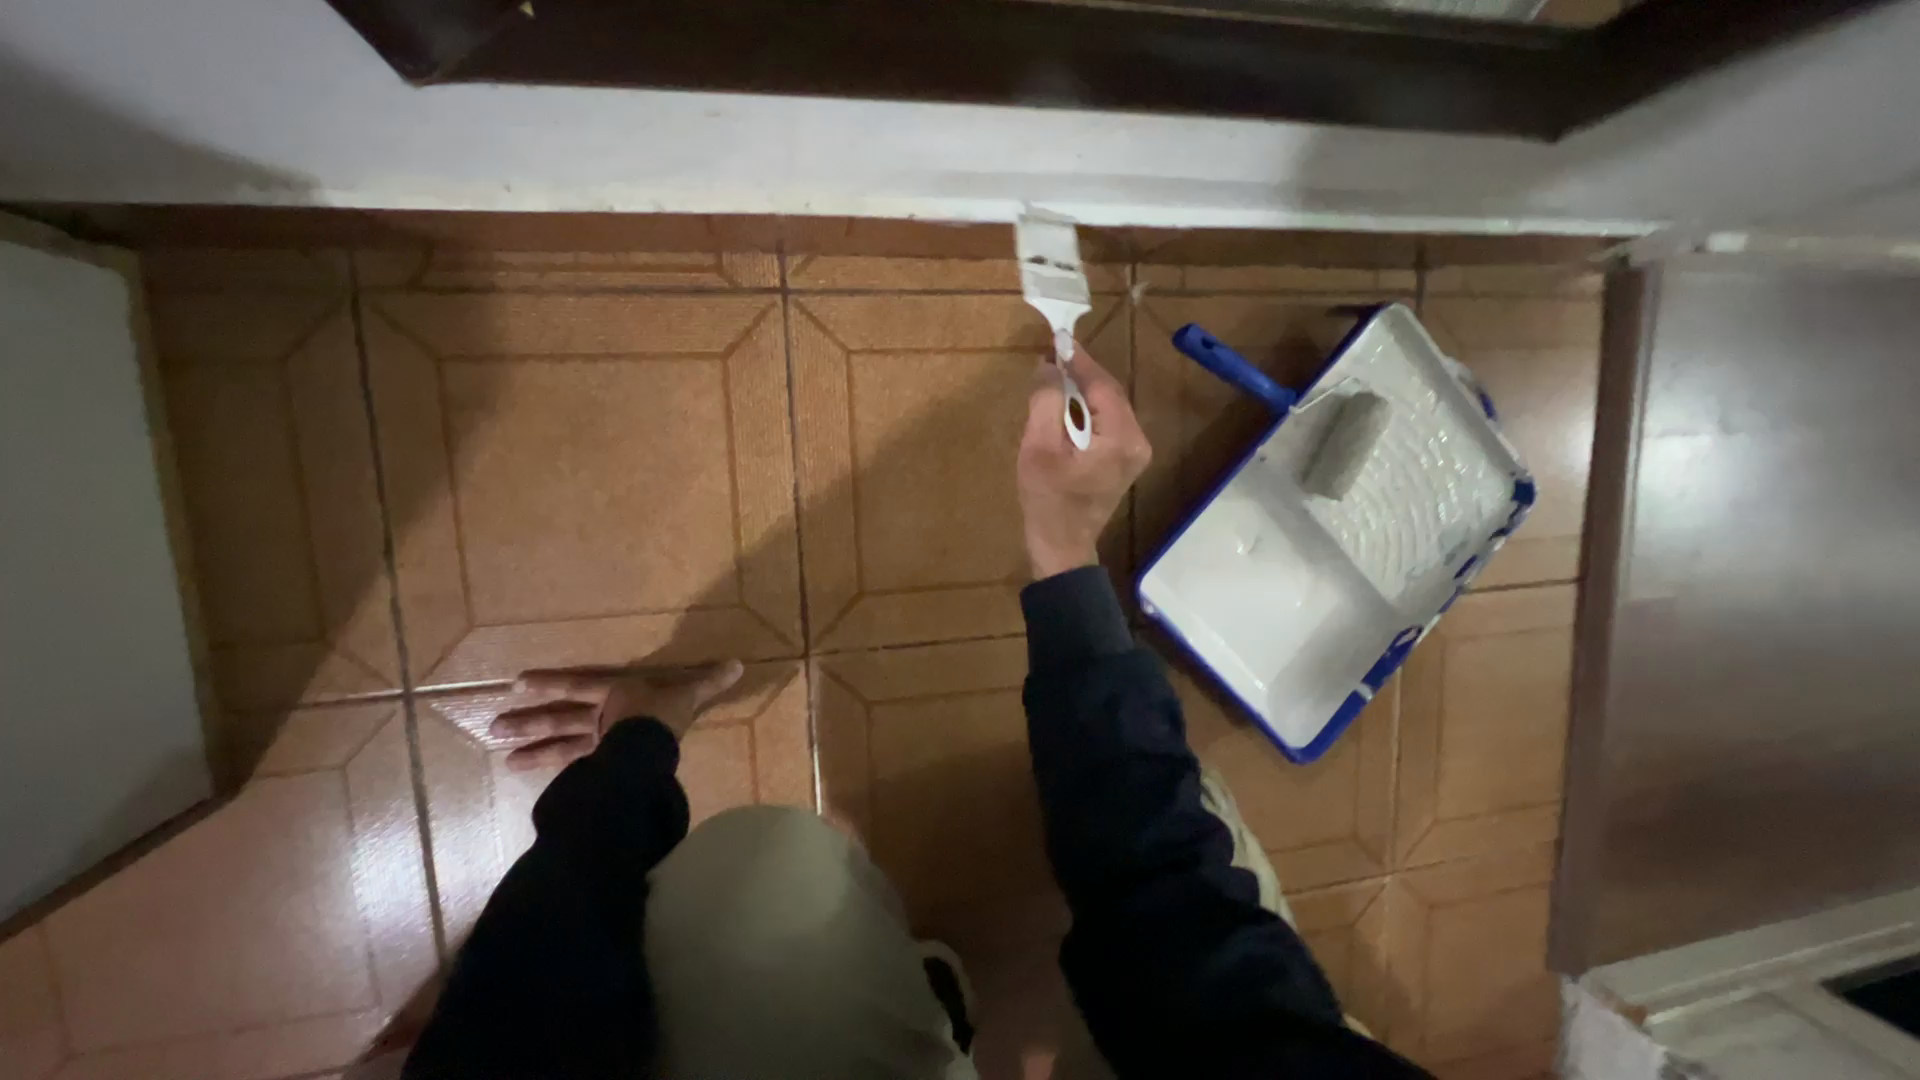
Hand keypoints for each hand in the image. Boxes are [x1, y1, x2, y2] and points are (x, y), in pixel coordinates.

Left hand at [488, 659, 744, 770]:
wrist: (655, 741)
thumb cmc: (667, 712)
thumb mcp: (691, 692)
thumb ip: (710, 680)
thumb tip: (738, 664)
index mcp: (616, 694)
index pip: (577, 686)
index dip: (549, 685)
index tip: (517, 684)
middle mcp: (599, 718)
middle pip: (559, 719)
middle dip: (528, 722)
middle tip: (493, 727)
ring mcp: (598, 743)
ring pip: (559, 746)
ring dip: (532, 751)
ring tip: (503, 760)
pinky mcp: (601, 764)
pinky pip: (574, 769)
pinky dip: (554, 775)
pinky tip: (530, 782)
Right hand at [1017, 344, 1151, 579]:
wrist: (1061, 548)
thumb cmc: (1049, 501)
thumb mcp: (1039, 448)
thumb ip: (1046, 402)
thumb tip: (1048, 367)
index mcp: (1122, 437)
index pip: (1102, 385)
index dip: (1079, 360)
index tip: (1057, 338)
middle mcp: (1137, 441)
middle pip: (1108, 394)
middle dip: (1081, 373)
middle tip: (1052, 354)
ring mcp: (1133, 453)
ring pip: (1107, 408)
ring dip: (1082, 391)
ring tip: (1054, 375)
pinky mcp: (1122, 462)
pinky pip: (1105, 424)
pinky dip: (1085, 411)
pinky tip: (1064, 404)